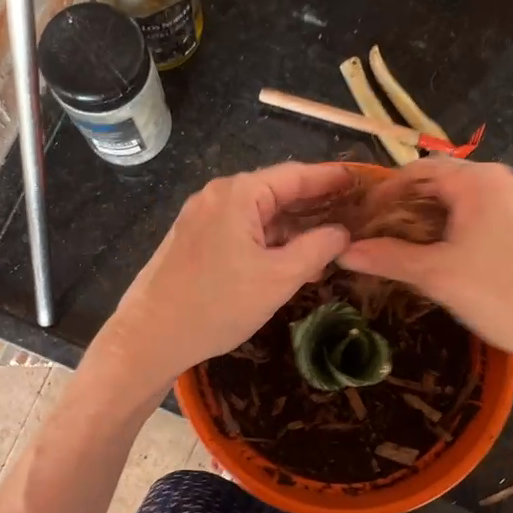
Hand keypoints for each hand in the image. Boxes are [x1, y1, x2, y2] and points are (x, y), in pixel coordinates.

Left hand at [89, 162, 351, 398]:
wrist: (148, 338)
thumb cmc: (216, 305)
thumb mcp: (278, 278)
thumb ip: (316, 249)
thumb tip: (342, 232)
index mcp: (238, 195)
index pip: (296, 175)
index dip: (332, 178)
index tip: (363, 180)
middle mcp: (218, 196)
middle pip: (277, 191)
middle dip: (316, 203)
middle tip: (357, 211)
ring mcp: (202, 218)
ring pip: (260, 213)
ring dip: (294, 226)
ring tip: (334, 238)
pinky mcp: (194, 241)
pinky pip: (242, 230)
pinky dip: (270, 239)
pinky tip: (294, 257)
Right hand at [338, 159, 512, 365]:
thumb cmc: (502, 294)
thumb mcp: (437, 275)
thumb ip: (388, 258)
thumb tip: (343, 251)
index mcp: (478, 180)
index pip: (417, 170)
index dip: (383, 192)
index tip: (360, 220)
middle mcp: (502, 181)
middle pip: (440, 184)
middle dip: (405, 210)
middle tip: (377, 239)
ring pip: (463, 204)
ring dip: (430, 224)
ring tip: (405, 254)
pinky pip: (484, 219)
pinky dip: (457, 233)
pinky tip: (445, 263)